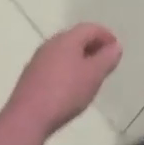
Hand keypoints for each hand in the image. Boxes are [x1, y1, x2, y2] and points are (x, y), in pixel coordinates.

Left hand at [3, 24, 122, 137]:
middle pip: (76, 38)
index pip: (90, 28)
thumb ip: (106, 59)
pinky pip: (53, 65)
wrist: (27, 116)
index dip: (105, 35)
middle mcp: (51, 43)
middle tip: (104, 60)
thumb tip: (116, 46)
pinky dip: (66, 69)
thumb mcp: (93, 76)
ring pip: (63, 52)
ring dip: (78, 58)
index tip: (115, 48)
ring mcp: (38, 59)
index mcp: (67, 38)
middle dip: (92, 46)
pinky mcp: (30, 76)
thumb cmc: (65, 92)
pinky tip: (69, 86)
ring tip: (89, 74)